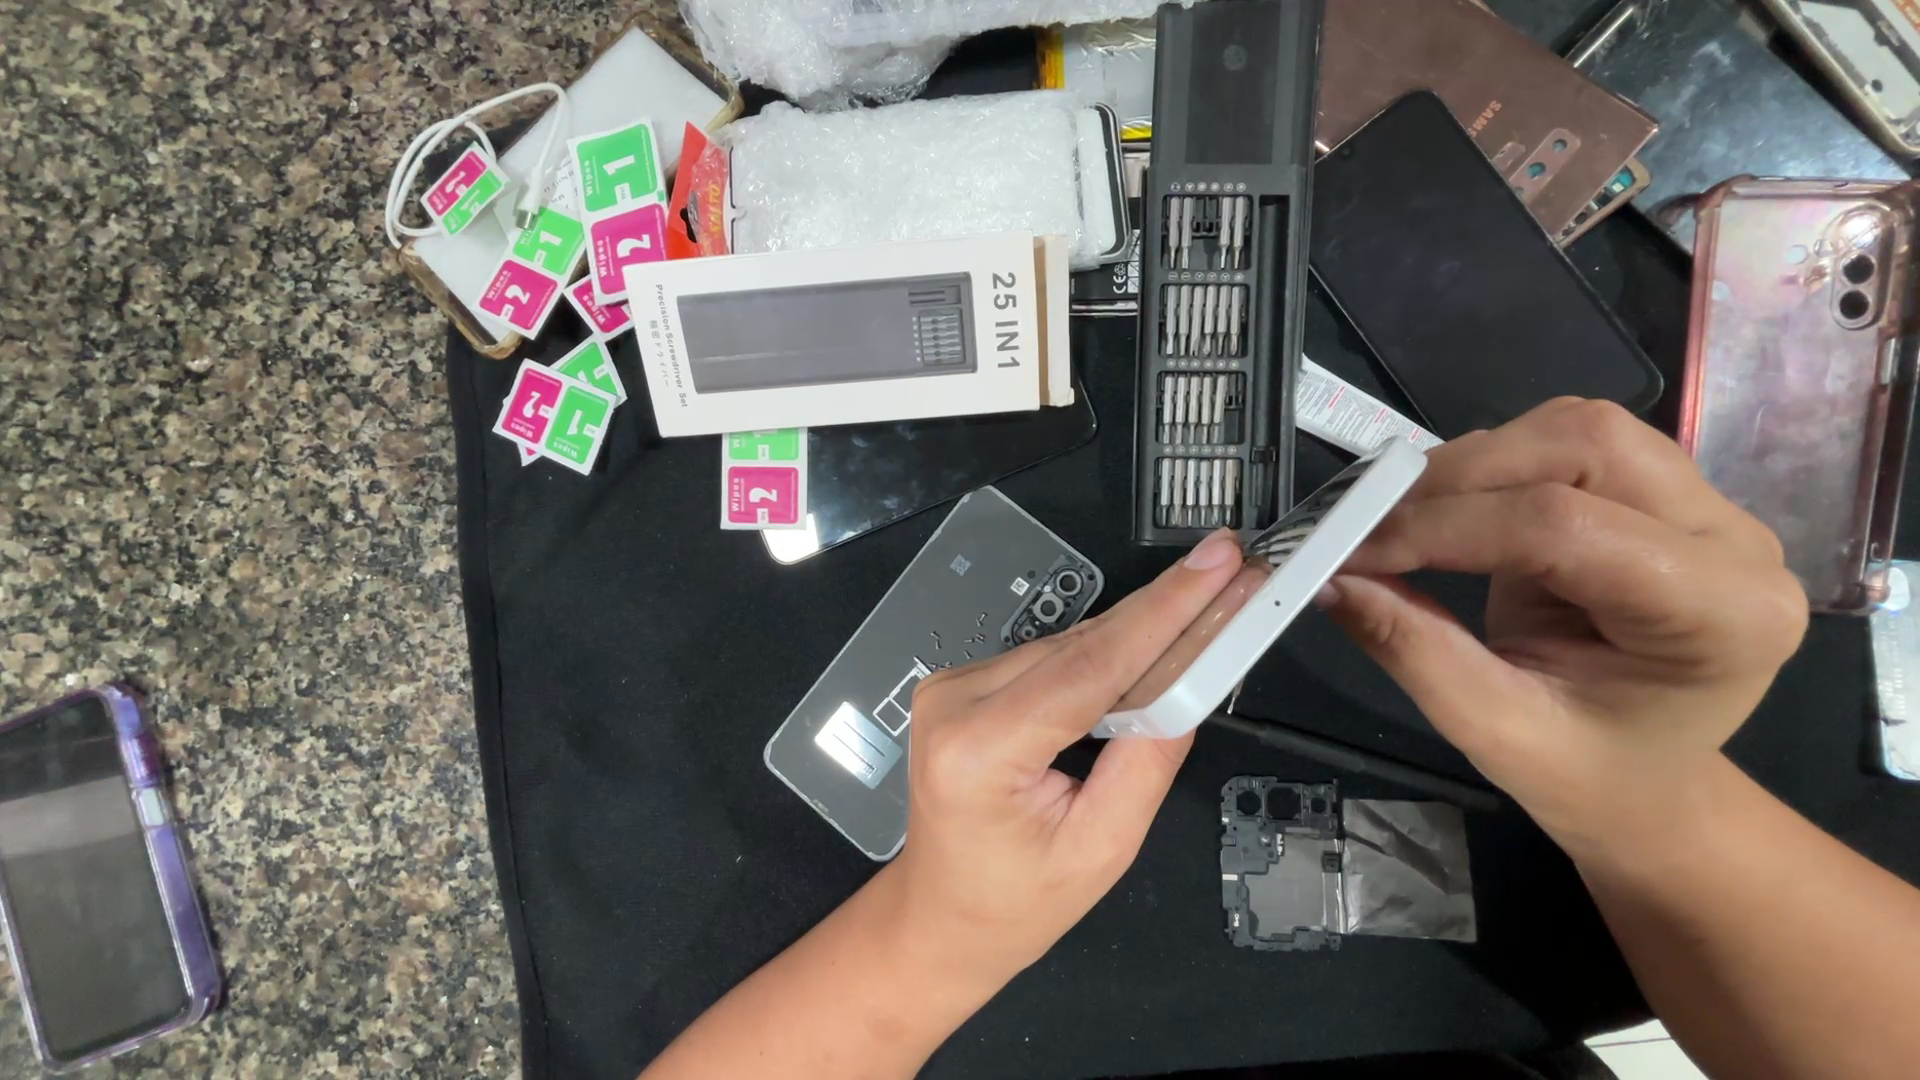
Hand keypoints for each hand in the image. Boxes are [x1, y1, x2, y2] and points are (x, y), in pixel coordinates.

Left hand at [880, 528, 1246, 987]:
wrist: (942, 914)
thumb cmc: (1016, 902)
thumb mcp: (1103, 846)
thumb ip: (1149, 759)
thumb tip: (1193, 681)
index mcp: (979, 748)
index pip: (1089, 666)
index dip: (1164, 612)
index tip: (1219, 565)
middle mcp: (954, 699)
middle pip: (1080, 645)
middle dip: (1164, 609)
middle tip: (1231, 568)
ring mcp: (951, 685)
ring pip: (1067, 645)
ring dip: (1137, 631)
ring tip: (1207, 605)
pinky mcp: (962, 684)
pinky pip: (1048, 658)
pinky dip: (1103, 653)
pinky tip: (1150, 641)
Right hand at [1322, 399, 1808, 860]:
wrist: (1647, 782)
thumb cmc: (1584, 771)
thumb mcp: (1488, 726)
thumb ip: (1411, 647)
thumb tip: (1328, 579)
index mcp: (1719, 612)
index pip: (1561, 525)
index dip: (1440, 527)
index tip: (1347, 552)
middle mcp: (1727, 537)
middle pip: (1577, 446)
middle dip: (1452, 477)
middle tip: (1367, 524)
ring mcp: (1697, 505)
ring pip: (1569, 428)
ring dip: (1467, 463)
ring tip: (1399, 516)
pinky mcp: (1651, 493)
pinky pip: (1559, 442)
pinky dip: (1483, 464)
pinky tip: (1442, 510)